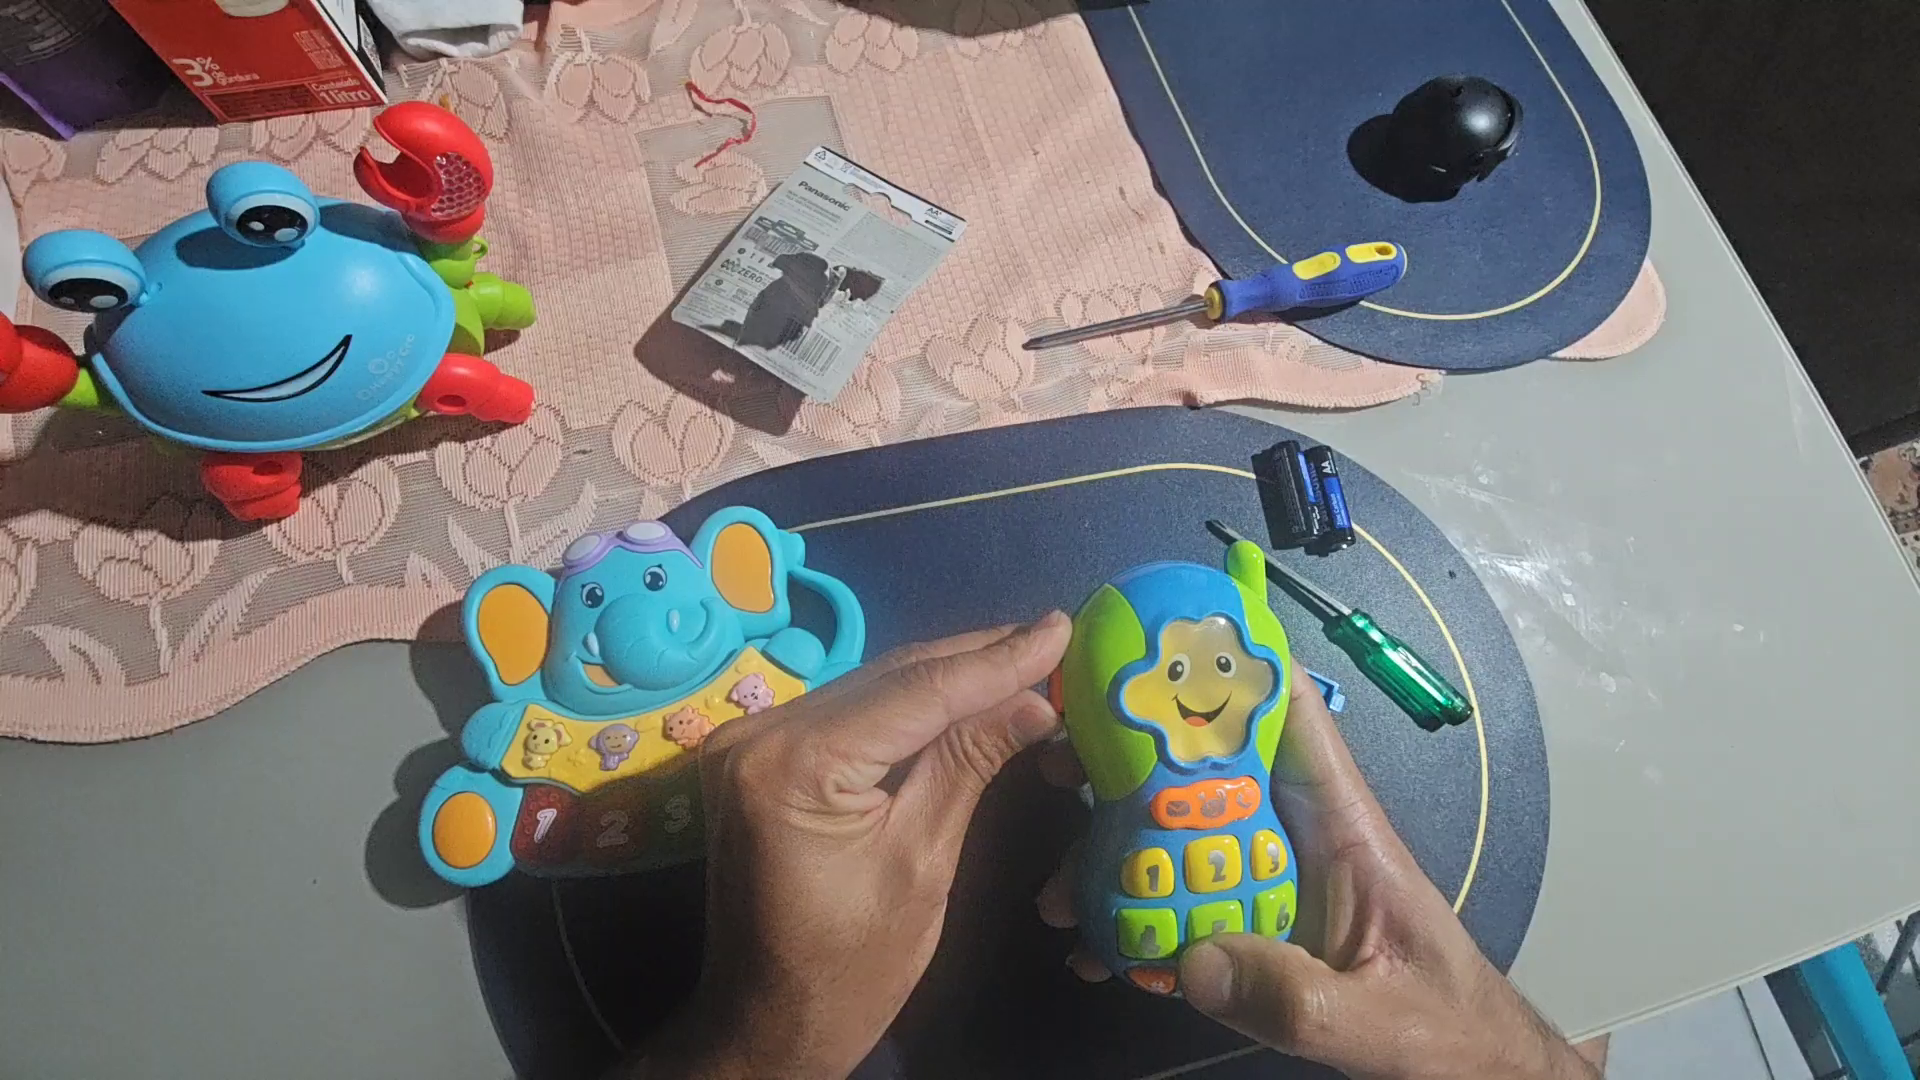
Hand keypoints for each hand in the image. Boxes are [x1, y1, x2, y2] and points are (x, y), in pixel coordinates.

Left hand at [639, 613, 1071, 1079]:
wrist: (764, 1023)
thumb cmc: (850, 969)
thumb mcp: (923, 862)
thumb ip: (970, 763)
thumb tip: (1037, 702)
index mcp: (795, 765)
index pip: (917, 694)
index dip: (996, 661)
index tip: (1059, 629)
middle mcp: (763, 731)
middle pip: (894, 676)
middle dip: (978, 656)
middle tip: (1049, 634)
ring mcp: (756, 735)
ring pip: (876, 683)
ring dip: (952, 670)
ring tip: (1022, 652)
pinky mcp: (766, 746)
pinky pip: (856, 706)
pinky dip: (914, 697)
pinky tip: (964, 683)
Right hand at [1037, 661, 1596, 1079]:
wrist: (1462, 1069)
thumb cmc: (1447, 1025)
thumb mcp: (1384, 1022)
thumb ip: (1300, 998)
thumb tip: (1192, 962)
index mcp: (1334, 814)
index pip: (1288, 709)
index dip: (1229, 661)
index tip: (1153, 648)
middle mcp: (1285, 822)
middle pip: (1200, 761)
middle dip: (1125, 756)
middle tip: (1063, 769)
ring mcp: (1257, 866)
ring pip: (1173, 826)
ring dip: (1110, 847)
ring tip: (1060, 894)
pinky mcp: (1241, 910)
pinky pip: (1174, 891)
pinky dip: (1131, 911)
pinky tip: (1094, 949)